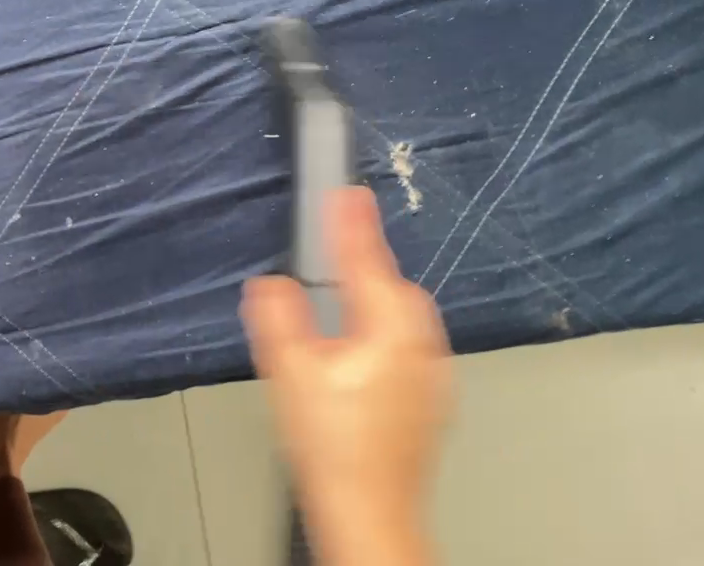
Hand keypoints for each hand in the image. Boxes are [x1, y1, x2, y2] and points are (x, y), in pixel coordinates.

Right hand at [242, 187, 451, 565]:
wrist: (369, 512)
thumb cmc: (330, 442)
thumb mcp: (288, 372)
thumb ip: (278, 316)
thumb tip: (272, 281)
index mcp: (387, 333)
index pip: (367, 264)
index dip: (353, 225)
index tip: (347, 190)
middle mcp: (418, 349)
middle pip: (397, 289)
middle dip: (368, 262)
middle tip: (335, 245)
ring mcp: (431, 377)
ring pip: (407, 315)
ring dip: (377, 292)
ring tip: (343, 290)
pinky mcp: (429, 400)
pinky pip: (409, 340)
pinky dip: (385, 323)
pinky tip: (360, 341)